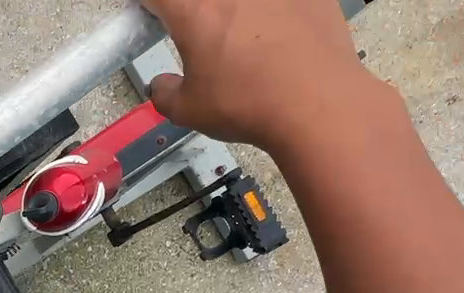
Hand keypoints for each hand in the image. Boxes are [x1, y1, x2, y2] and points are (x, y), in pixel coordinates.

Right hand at [142, 0, 384, 155]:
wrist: (314, 100)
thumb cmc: (242, 104)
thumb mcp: (186, 110)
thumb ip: (164, 92)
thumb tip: (161, 83)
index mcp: (197, 12)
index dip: (149, 3)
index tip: (149, 11)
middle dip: (193, 9)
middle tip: (191, 25)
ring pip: (242, 1)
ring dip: (230, 11)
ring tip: (234, 39)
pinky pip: (277, 1)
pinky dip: (270, 11)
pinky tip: (270, 33)